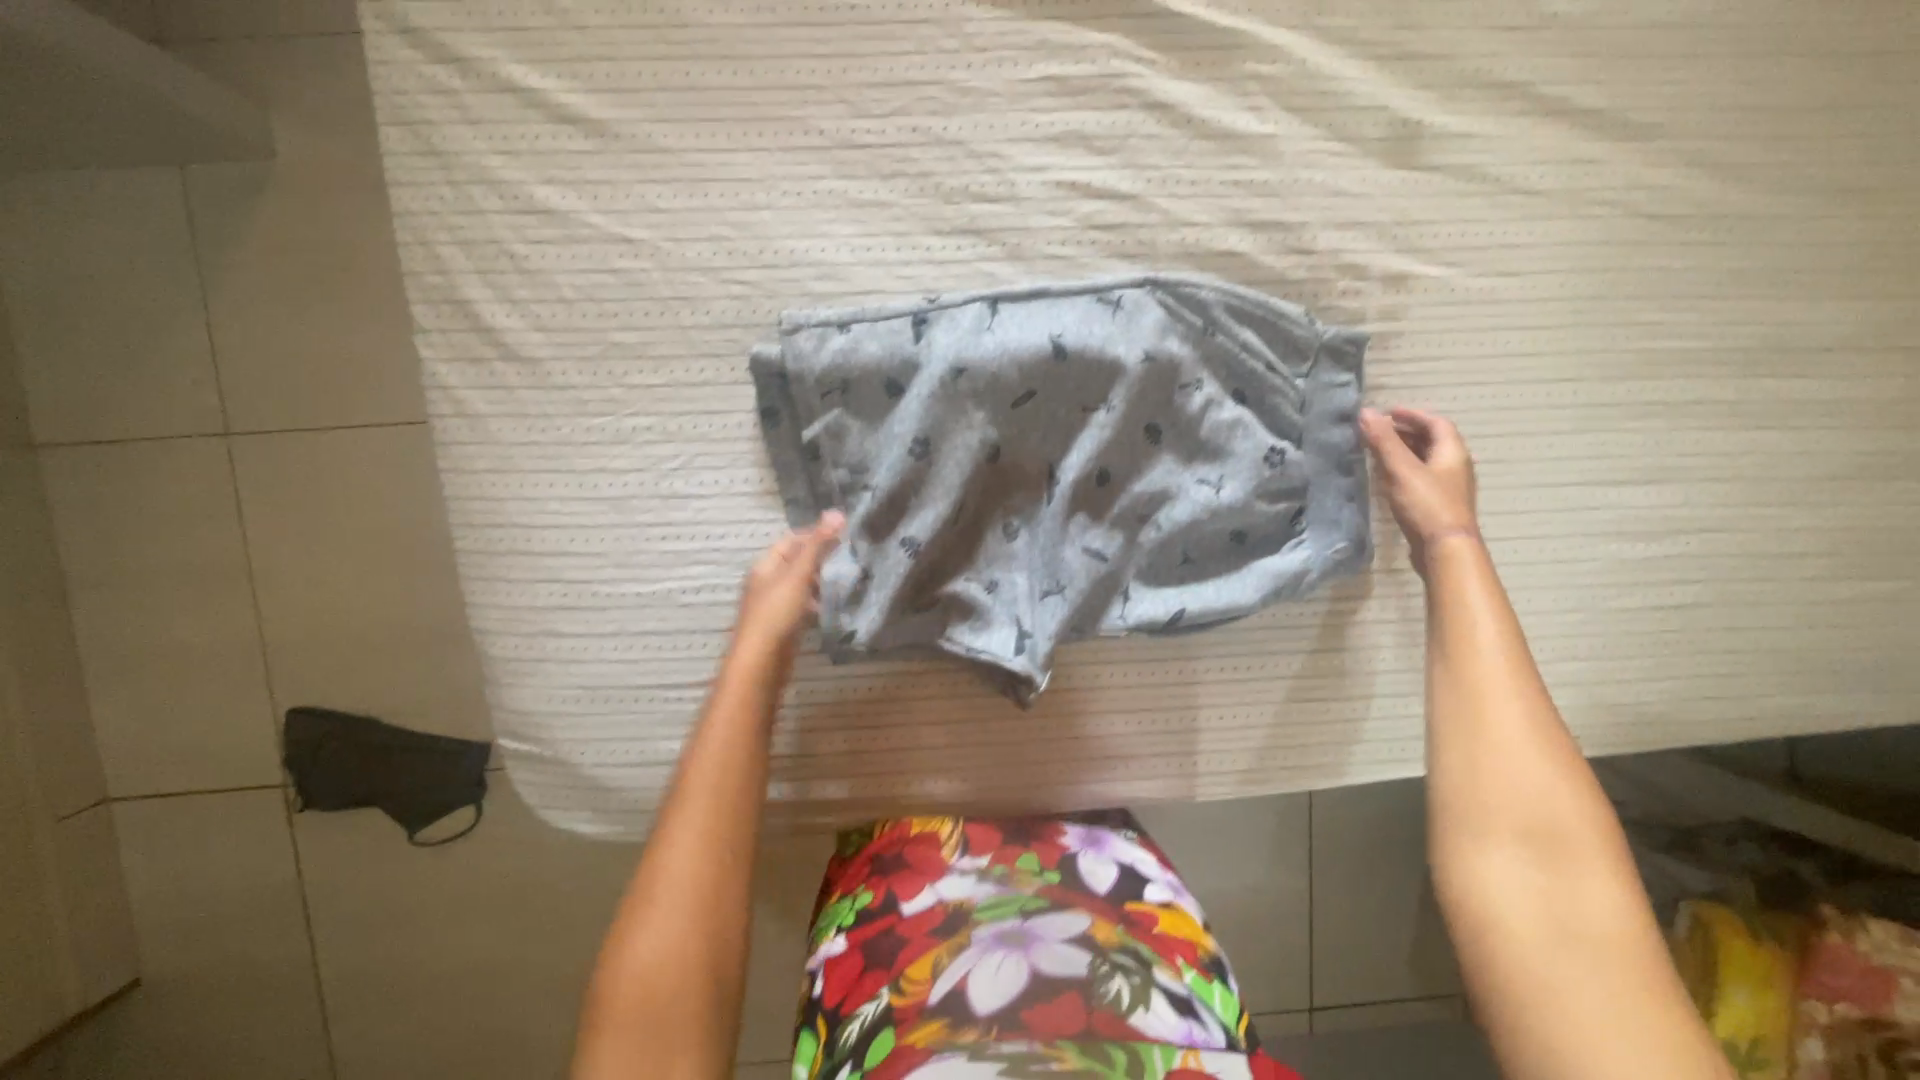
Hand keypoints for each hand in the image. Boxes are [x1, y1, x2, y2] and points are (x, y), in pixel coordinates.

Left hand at [732, 511, 844, 667]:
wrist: (762, 662)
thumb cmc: (776, 614)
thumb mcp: (799, 575)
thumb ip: (818, 546)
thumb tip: (837, 512)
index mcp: (765, 566)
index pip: (790, 540)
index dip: (814, 534)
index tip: (843, 534)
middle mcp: (766, 582)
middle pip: (795, 561)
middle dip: (819, 557)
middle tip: (849, 556)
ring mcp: (774, 605)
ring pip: (799, 584)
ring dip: (819, 580)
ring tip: (845, 579)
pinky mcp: (783, 625)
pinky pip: (801, 605)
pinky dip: (815, 601)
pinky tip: (830, 605)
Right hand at [1359, 406, 1478, 574]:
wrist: (1446, 549)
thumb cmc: (1427, 504)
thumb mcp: (1401, 469)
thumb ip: (1383, 440)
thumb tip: (1366, 412)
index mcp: (1452, 452)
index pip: (1436, 422)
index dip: (1413, 414)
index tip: (1388, 413)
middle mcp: (1455, 465)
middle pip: (1432, 440)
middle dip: (1406, 431)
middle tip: (1378, 430)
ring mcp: (1448, 486)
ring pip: (1426, 460)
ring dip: (1404, 451)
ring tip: (1378, 450)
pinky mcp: (1438, 503)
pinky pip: (1421, 477)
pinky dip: (1404, 470)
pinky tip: (1387, 477)